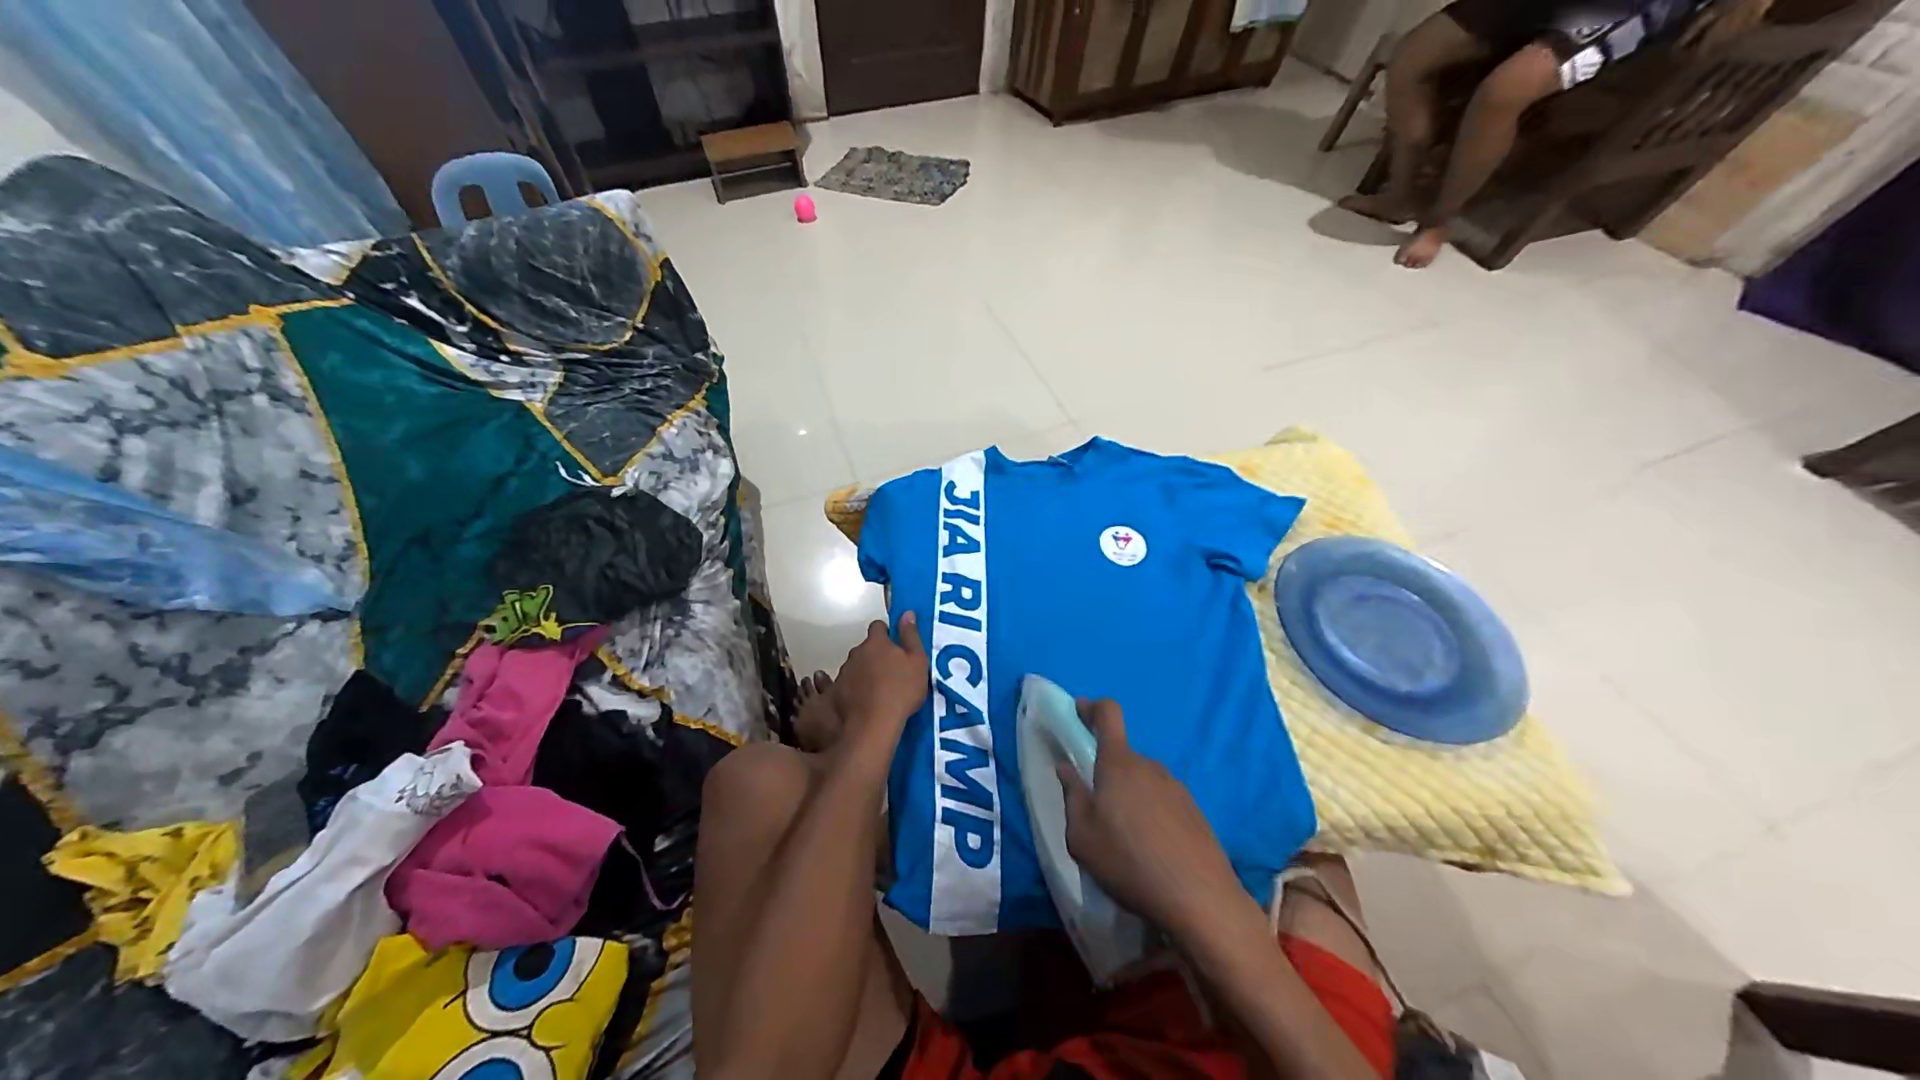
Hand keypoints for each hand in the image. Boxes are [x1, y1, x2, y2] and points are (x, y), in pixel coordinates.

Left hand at [829, 612, 927, 758]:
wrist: (873, 724)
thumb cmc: (901, 690)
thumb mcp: (917, 662)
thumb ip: (911, 636)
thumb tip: (907, 613)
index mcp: (876, 643)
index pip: (878, 627)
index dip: (886, 633)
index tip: (895, 645)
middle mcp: (856, 653)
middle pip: (865, 649)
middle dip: (874, 656)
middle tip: (889, 672)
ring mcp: (843, 673)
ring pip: (854, 667)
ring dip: (863, 673)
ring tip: (876, 691)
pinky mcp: (834, 693)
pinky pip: (842, 686)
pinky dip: (849, 689)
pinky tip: (857, 699)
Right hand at [1057, 699, 1244, 936]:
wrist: (1199, 898)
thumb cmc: (1128, 861)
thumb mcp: (1081, 836)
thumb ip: (1071, 796)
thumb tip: (1066, 768)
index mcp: (1119, 763)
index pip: (1109, 714)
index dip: (1092, 708)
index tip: (1078, 712)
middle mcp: (1150, 767)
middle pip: (1123, 756)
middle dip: (1106, 772)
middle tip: (1094, 810)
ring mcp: (1177, 788)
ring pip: (1143, 781)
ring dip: (1129, 797)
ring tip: (1122, 838)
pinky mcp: (1195, 812)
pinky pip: (1162, 802)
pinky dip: (1150, 816)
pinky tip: (1148, 850)